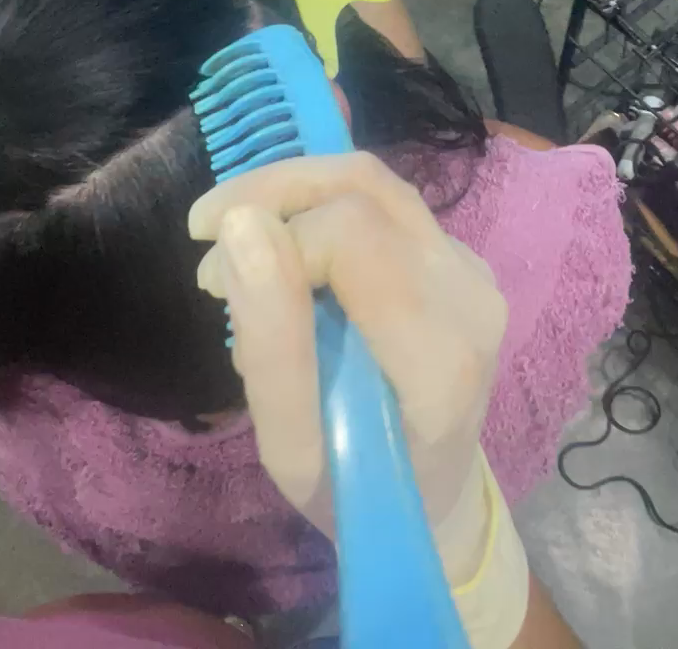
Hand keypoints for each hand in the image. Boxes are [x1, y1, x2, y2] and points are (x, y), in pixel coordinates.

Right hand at [187, 152, 505, 564]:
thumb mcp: (294, 450)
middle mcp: (468, 292)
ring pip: (374, 182)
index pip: (351, 235)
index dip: (271, 235)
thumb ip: (272, 343)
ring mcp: (471, 269)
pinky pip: (383, 204)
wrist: (434, 496)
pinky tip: (286, 249)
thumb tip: (243, 227)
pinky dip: (320, 207)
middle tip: (206, 229)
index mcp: (440, 351)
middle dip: (271, 190)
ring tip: (237, 229)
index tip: (210, 279)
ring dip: (293, 189)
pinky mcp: (458, 258)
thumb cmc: (358, 491)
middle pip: (365, 186)